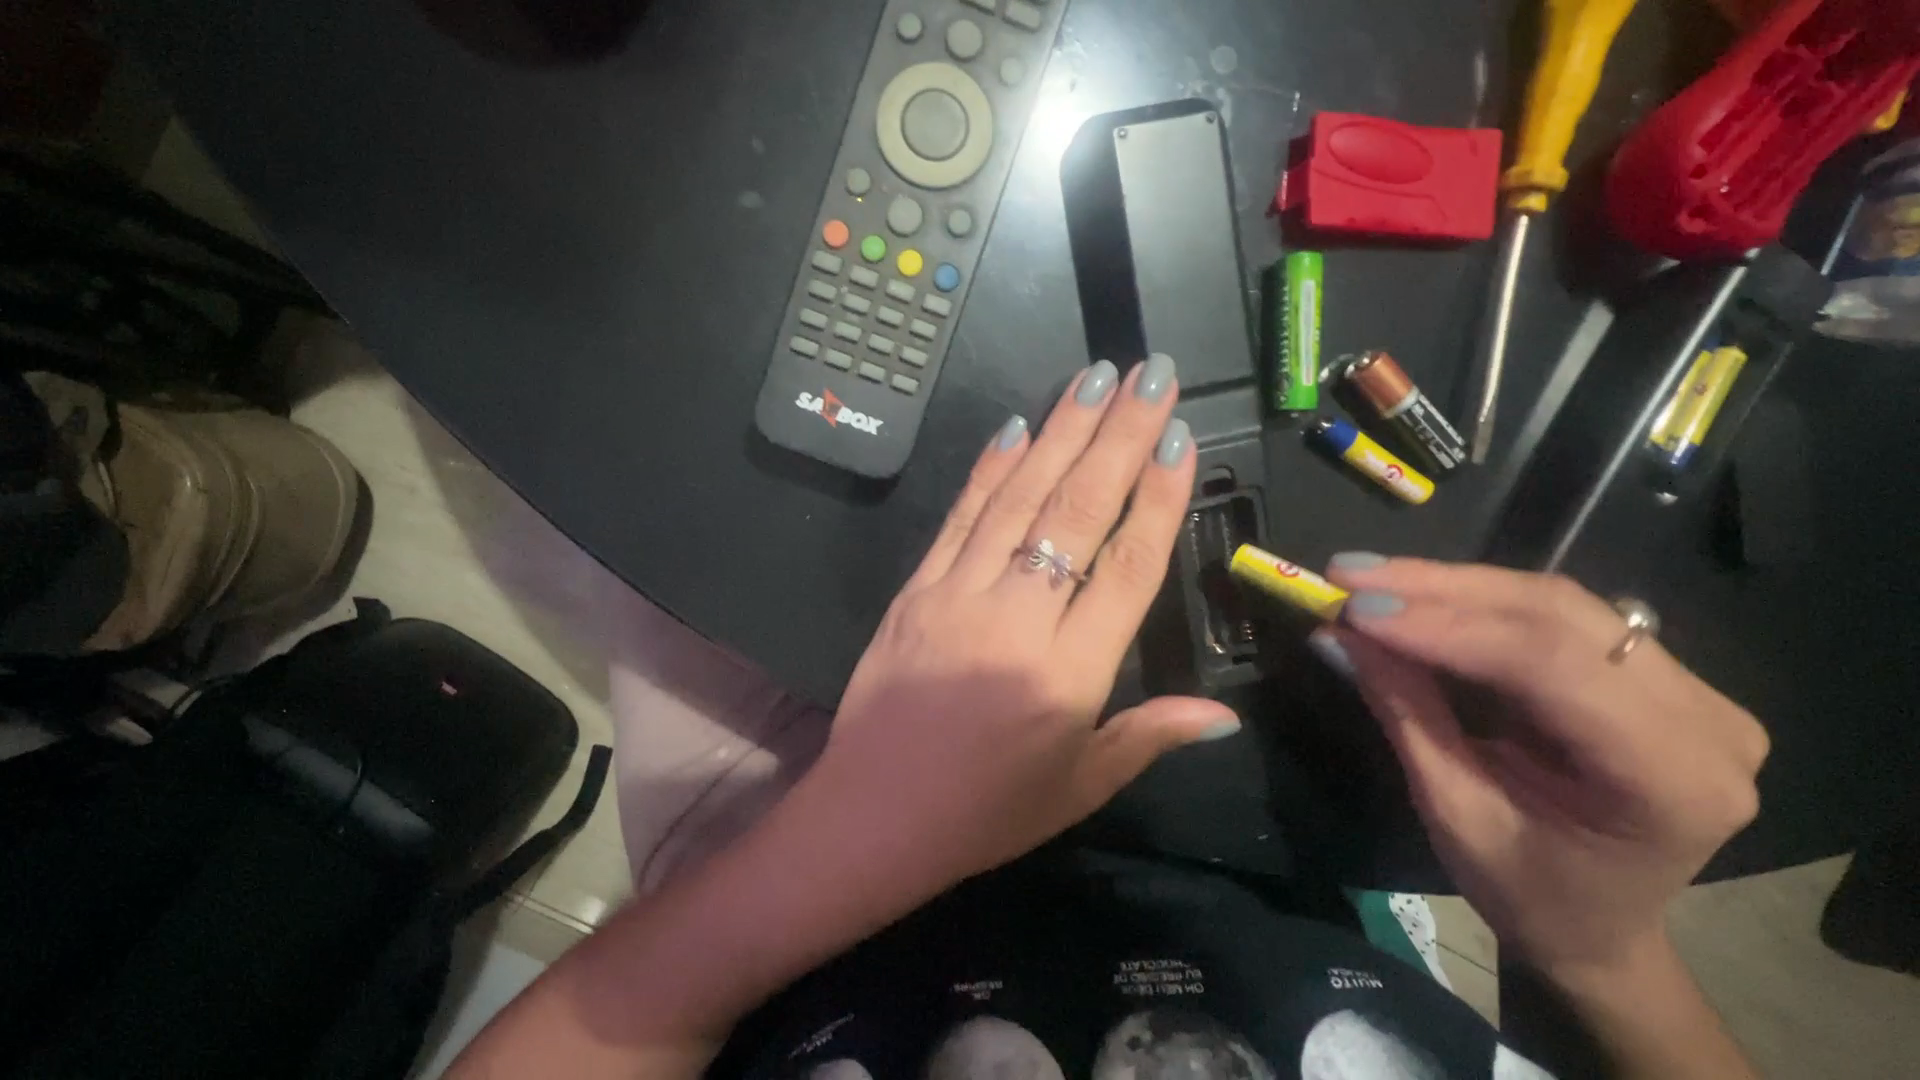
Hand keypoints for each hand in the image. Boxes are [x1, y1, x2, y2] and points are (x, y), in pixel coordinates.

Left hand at [795, 355, 1239, 898]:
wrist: (873, 814)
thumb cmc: (987, 812)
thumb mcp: (1080, 786)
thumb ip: (1149, 737)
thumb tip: (1224, 716)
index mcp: (1069, 674)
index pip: (1128, 566)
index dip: (1159, 497)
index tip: (1181, 438)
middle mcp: (1017, 620)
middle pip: (1078, 512)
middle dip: (1120, 435)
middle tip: (1151, 373)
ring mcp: (958, 595)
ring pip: (1019, 499)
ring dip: (1062, 431)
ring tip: (1096, 377)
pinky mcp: (916, 589)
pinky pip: (960, 518)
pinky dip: (990, 468)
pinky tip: (1018, 427)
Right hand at [1312, 556, 1768, 982]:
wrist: (1596, 929)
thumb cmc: (1526, 891)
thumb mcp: (1454, 811)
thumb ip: (1406, 712)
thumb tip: (1338, 633)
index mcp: (1672, 778)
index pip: (1551, 665)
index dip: (1446, 627)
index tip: (1354, 608)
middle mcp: (1705, 719)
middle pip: (1558, 616)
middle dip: (1438, 589)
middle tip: (1347, 575)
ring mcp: (1692, 689)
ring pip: (1555, 602)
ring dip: (1451, 585)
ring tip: (1368, 577)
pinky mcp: (1656, 672)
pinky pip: (1557, 614)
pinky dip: (1475, 599)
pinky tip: (1416, 592)